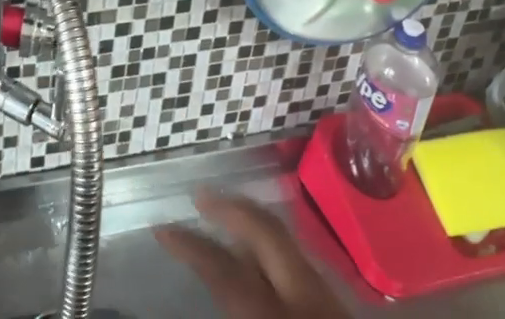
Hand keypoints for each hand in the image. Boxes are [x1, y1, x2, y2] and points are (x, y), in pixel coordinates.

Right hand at [154, 190, 339, 317]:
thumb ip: (231, 307)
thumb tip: (209, 290)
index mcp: (273, 316)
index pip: (223, 268)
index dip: (189, 245)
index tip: (161, 229)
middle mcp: (306, 299)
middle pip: (267, 234)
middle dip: (231, 209)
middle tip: (200, 198)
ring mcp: (331, 303)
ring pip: (290, 246)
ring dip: (255, 226)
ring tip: (227, 221)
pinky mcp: (342, 314)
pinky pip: (302, 267)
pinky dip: (275, 252)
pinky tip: (261, 264)